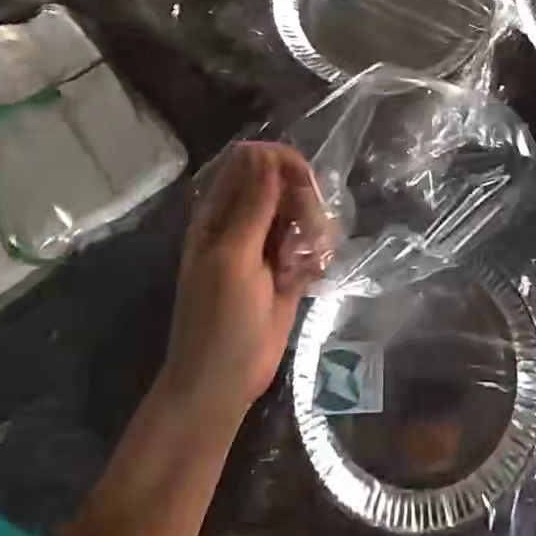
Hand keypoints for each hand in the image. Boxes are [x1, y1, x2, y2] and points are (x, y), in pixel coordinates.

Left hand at [159, 143, 332, 411]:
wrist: (223, 382)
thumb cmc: (219, 320)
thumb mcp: (234, 258)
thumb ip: (253, 205)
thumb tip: (263, 152)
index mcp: (220, 214)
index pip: (252, 161)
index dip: (282, 163)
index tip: (304, 184)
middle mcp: (245, 223)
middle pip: (286, 184)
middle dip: (303, 202)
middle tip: (302, 234)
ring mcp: (268, 246)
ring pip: (304, 213)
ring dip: (313, 232)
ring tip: (302, 264)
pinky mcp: (289, 268)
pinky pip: (313, 244)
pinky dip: (317, 256)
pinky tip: (309, 278)